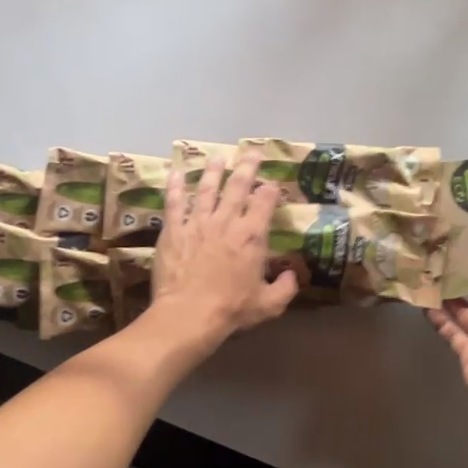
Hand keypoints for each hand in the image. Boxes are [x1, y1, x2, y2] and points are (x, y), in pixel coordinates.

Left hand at [145, 152, 297, 351]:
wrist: (188, 314)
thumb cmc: (231, 309)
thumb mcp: (268, 305)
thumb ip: (285, 288)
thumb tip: (293, 275)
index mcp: (251, 235)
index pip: (264, 201)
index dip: (270, 190)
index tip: (272, 184)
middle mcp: (226, 221)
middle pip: (238, 185)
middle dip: (247, 167)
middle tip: (251, 152)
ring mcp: (197, 222)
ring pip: (207, 188)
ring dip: (213, 171)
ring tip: (217, 158)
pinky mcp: (174, 229)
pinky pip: (174, 203)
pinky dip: (176, 187)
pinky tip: (176, 173)